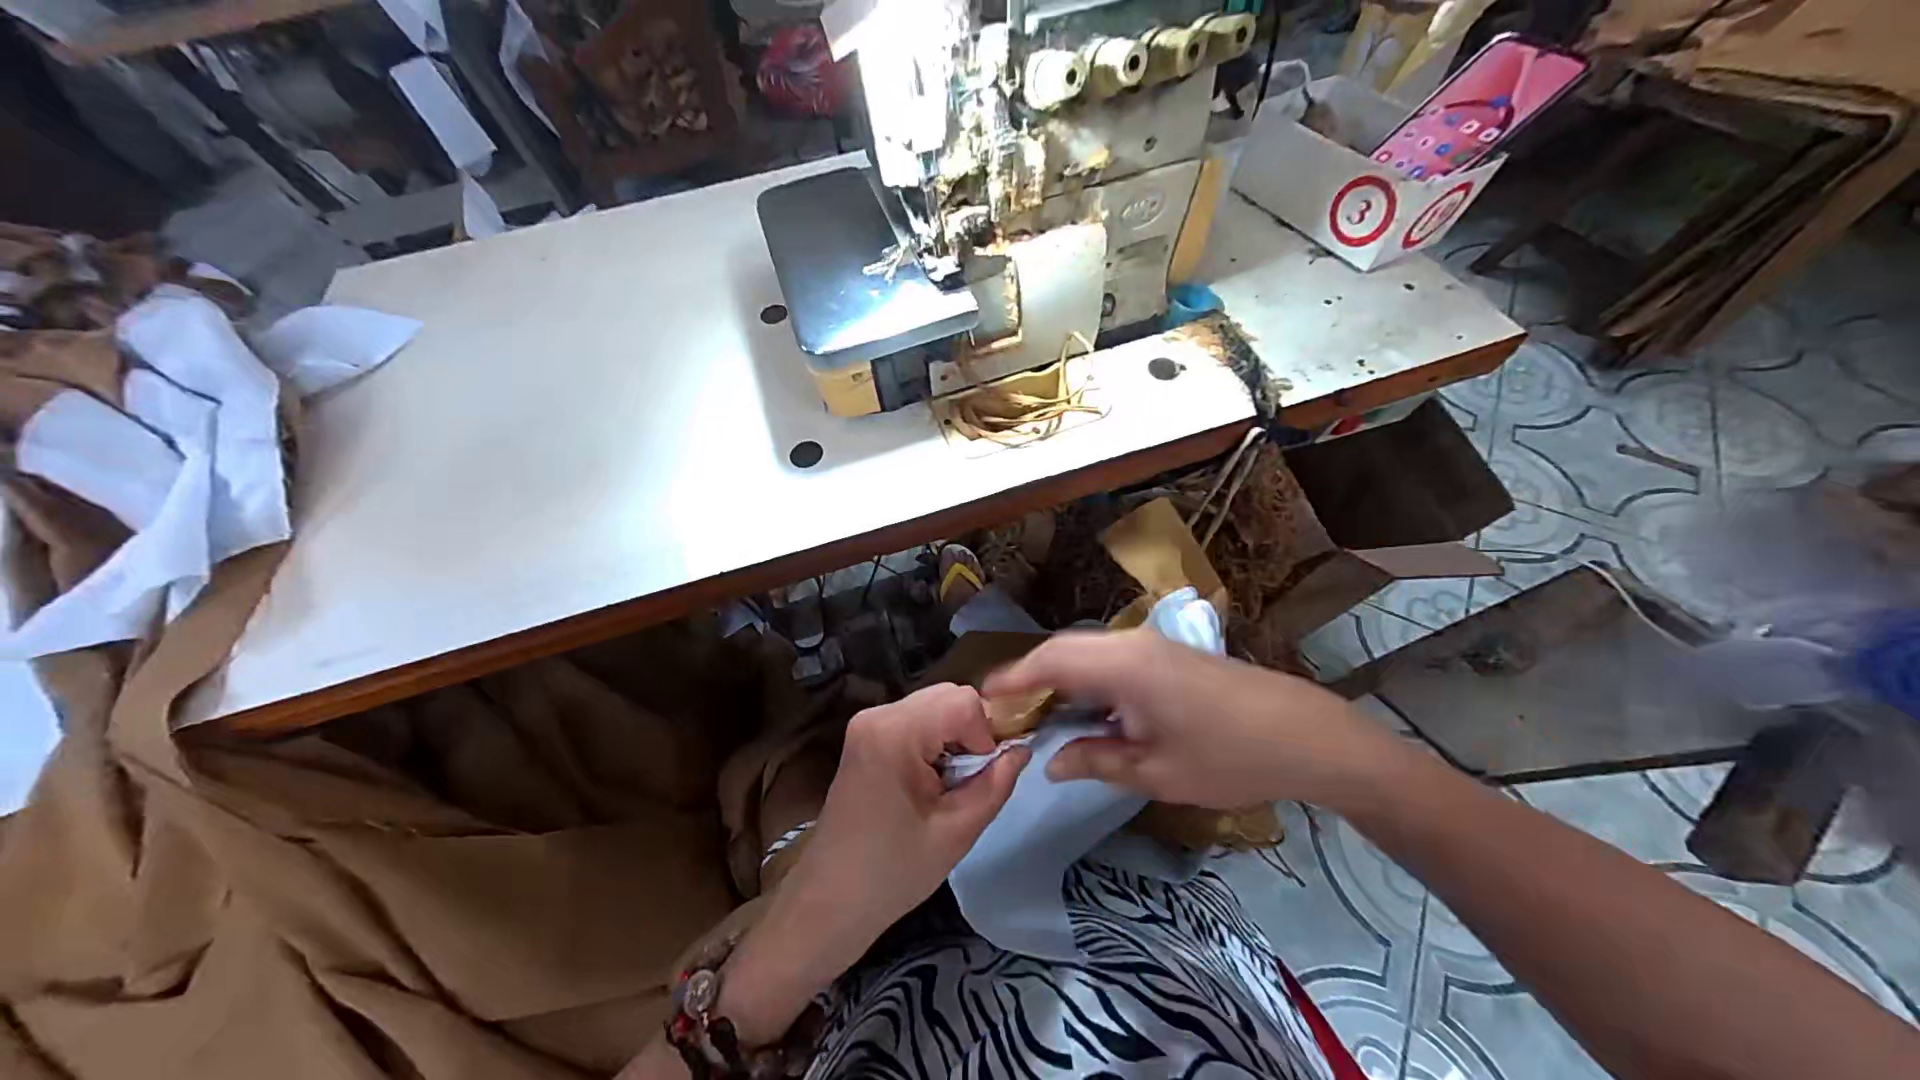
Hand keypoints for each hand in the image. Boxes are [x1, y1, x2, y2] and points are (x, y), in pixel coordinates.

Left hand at [794, 683, 1027, 943]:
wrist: (830, 900)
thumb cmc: (893, 871)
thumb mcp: (957, 831)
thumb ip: (996, 782)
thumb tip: (1023, 748)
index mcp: (896, 732)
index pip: (964, 701)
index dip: (985, 733)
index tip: (982, 775)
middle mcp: (878, 714)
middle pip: (949, 695)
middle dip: (972, 731)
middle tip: (972, 779)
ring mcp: (867, 722)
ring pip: (934, 705)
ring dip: (955, 736)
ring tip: (950, 784)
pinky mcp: (865, 736)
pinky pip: (916, 719)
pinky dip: (935, 739)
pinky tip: (931, 780)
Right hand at [985, 629, 1408, 811]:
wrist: (1307, 735)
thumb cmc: (1229, 757)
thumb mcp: (1156, 771)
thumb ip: (1096, 761)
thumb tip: (1050, 761)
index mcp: (1123, 666)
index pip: (1050, 660)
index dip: (1012, 677)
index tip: (983, 699)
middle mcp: (1132, 644)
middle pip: (1064, 649)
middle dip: (1029, 675)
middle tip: (1005, 710)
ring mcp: (1152, 645)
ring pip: (1087, 651)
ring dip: (1057, 675)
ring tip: (1035, 710)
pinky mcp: (1167, 654)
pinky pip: (1109, 657)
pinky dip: (1084, 677)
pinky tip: (1082, 707)